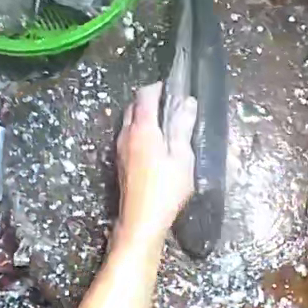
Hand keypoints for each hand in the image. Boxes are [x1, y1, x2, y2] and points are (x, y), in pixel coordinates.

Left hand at [115, 82, 196, 251]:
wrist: (142, 220)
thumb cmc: (166, 188)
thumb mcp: (182, 157)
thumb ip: (182, 127)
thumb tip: (187, 102)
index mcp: (143, 129)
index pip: (145, 96)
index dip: (158, 87)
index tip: (172, 88)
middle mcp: (126, 135)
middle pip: (134, 107)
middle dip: (149, 100)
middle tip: (170, 104)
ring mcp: (121, 150)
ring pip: (129, 122)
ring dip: (144, 117)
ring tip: (165, 123)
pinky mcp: (121, 163)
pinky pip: (129, 137)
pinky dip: (141, 131)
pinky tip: (155, 144)